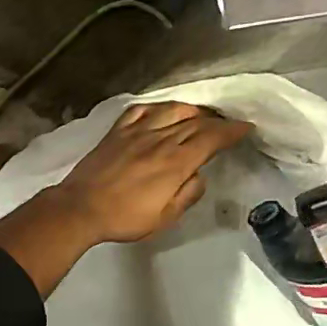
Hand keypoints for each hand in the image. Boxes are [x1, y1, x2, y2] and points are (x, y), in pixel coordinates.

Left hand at [50, 102, 253, 243]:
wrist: (81, 207)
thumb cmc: (124, 218)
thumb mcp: (165, 217)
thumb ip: (187, 194)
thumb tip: (199, 175)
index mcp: (175, 162)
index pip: (211, 138)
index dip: (231, 131)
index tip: (245, 128)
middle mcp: (159, 140)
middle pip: (195, 122)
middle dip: (216, 121)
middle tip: (227, 124)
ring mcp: (135, 132)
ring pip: (170, 110)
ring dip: (190, 110)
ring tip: (200, 115)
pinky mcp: (116, 131)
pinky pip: (140, 110)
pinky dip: (157, 107)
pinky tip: (161, 111)